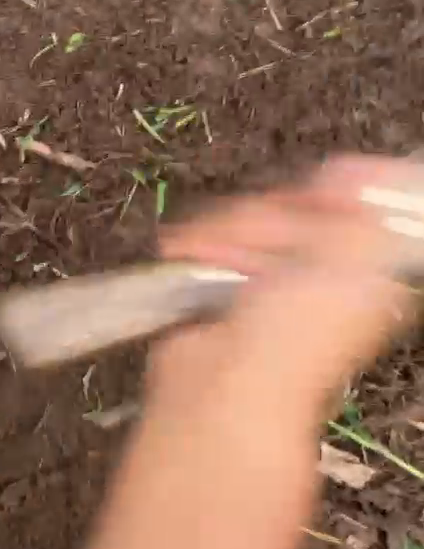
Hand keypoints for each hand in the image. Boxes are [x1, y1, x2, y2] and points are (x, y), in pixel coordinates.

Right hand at [153, 155, 420, 428]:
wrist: (219, 376)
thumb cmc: (286, 338)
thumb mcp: (341, 273)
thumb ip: (357, 221)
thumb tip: (364, 172)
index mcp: (366, 265)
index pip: (355, 205)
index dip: (334, 190)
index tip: (315, 186)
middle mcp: (321, 268)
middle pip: (291, 209)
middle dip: (260, 215)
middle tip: (247, 233)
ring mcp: (268, 275)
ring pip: (243, 223)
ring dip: (215, 229)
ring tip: (200, 247)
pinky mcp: (220, 281)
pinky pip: (207, 242)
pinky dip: (191, 242)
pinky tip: (183, 251)